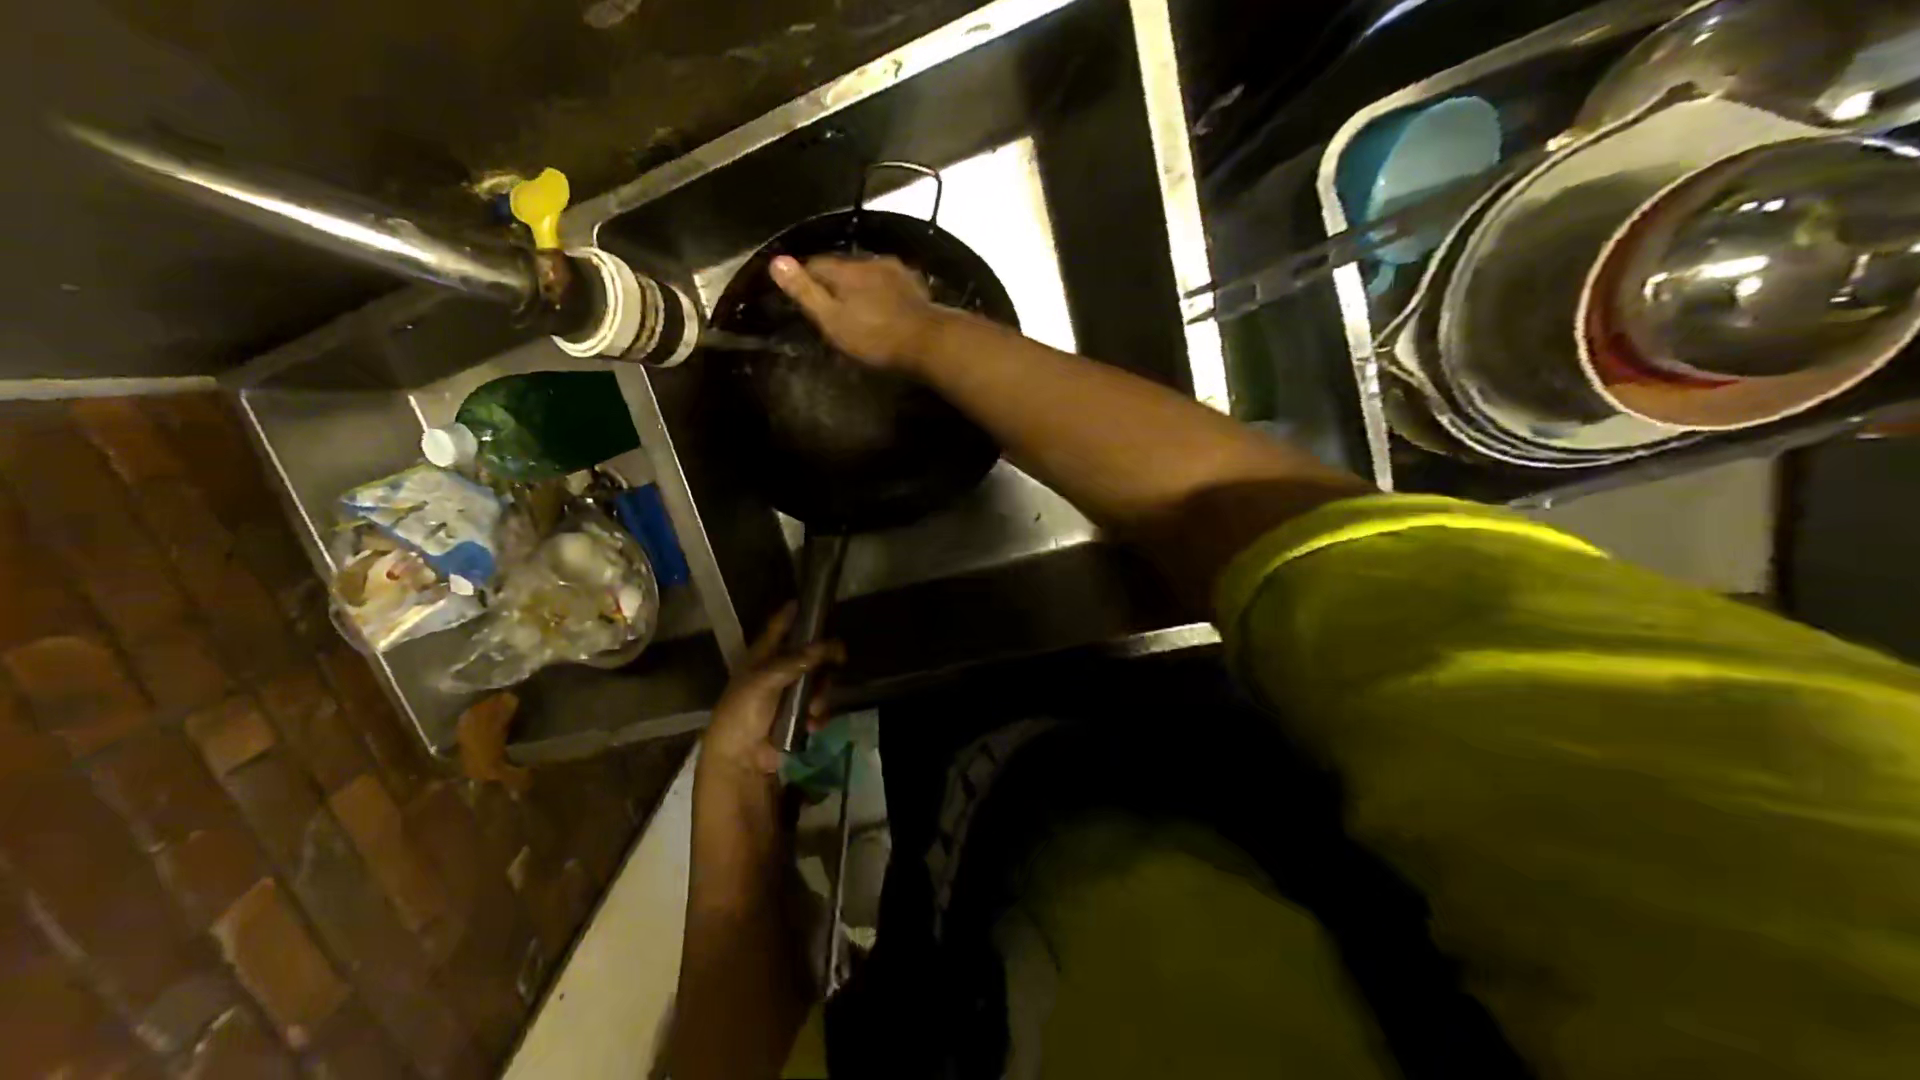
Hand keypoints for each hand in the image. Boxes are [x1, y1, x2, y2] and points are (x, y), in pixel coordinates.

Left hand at [700, 606, 845, 777]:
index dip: (789, 615)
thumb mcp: (766, 681)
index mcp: (760, 659)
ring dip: (821, 694)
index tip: (804, 602)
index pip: (777, 630)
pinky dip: (819, 714)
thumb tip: (827, 644)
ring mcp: (787, 696)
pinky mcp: (797, 718)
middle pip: (808, 655)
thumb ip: (796, 661)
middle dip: (823, 661)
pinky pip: (818, 707)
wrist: (739, 758)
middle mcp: (775, 673)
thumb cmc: (742, 712)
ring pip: (817, 682)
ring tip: (815, 709)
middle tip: (838, 660)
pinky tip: (813, 723)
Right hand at [768, 254, 947, 370]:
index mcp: (847, 269)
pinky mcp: (915, 286)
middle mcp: (871, 261)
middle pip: (843, 268)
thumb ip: (805, 292)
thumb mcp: (833, 320)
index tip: (800, 295)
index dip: (804, 278)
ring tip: (854, 308)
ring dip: (858, 287)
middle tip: (827, 306)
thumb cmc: (876, 337)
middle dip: (833, 283)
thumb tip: (776, 262)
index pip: (815, 264)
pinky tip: (882, 309)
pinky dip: (880, 294)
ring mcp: (897, 272)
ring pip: (867, 274)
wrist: (929, 342)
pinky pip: (888, 285)